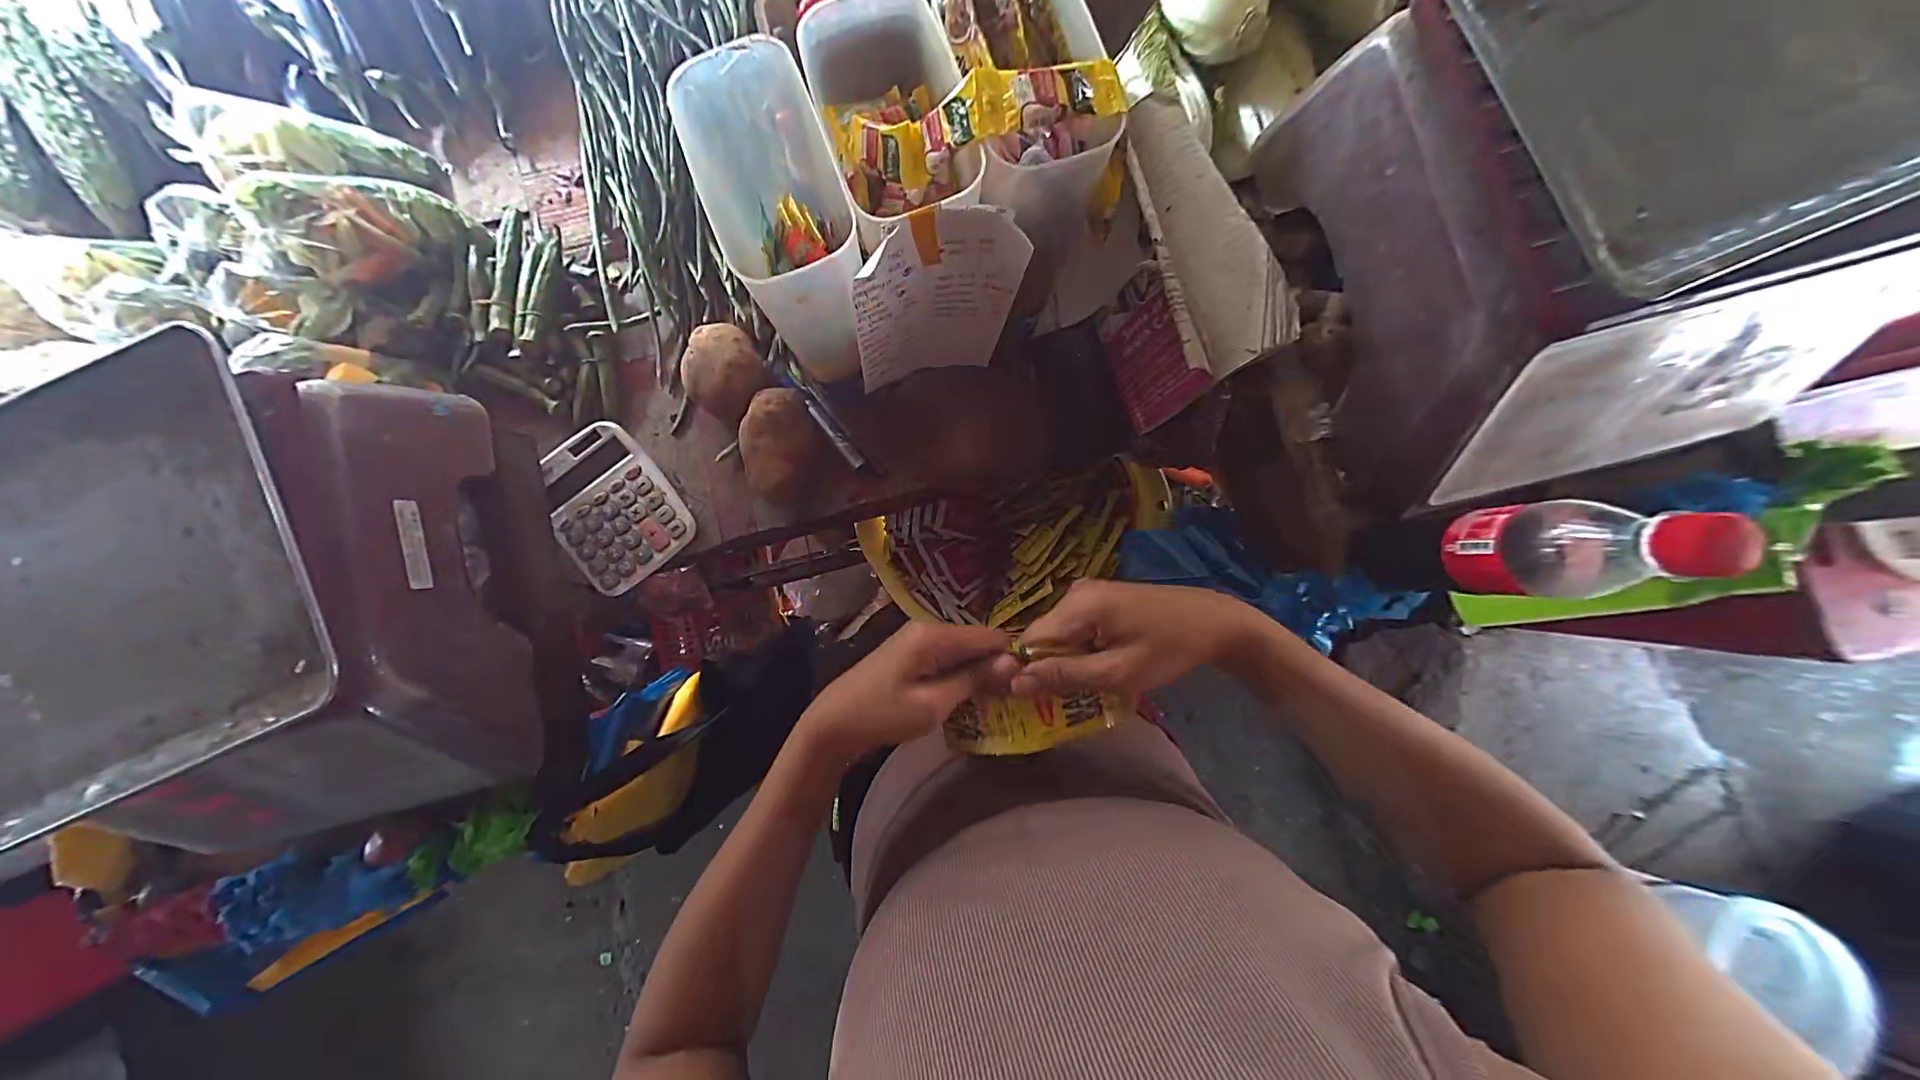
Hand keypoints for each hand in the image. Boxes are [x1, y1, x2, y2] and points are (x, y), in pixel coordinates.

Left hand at [797, 621, 1020, 761]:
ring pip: (963, 652)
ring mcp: (917, 641)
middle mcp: (927, 628)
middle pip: (977, 642)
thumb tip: (1013, 662)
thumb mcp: (932, 704)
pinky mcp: (910, 655)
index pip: (990, 635)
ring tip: (997, 700)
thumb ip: (973, 680)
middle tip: (1014, 697)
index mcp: (934, 634)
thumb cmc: (881, 715)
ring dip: (979, 674)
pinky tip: (969, 697)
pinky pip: (947, 660)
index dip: (1012, 657)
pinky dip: (961, 676)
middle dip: (996, 666)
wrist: (830, 725)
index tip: (1027, 684)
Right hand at [1009, 580, 1261, 697]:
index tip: (1040, 699)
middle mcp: (1075, 592)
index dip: (1028, 671)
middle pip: (1043, 637)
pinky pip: (1075, 628)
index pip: (1029, 641)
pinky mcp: (1100, 598)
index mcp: (1077, 605)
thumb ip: (1066, 677)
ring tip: (1093, 681)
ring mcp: (1088, 593)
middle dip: (1052, 668)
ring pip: (1059, 635)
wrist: (1215, 622)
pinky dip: (1082, 650)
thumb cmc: (1169, 649)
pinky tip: (1103, 664)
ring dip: (1069, 661)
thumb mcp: (1118, 673)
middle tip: (1075, 695)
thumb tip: (1016, 683)